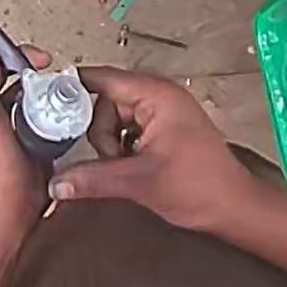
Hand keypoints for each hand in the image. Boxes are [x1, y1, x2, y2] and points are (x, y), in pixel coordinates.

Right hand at [49, 66, 281, 232]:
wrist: (235, 208)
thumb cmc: (200, 187)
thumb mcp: (139, 181)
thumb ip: (93, 177)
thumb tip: (57, 184)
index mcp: (156, 95)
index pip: (102, 79)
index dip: (74, 90)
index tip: (51, 106)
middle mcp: (159, 95)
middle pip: (104, 100)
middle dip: (99, 131)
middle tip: (112, 157)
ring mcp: (162, 110)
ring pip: (113, 116)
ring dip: (110, 141)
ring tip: (127, 164)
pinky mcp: (163, 126)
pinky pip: (126, 127)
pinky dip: (122, 145)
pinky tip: (132, 164)